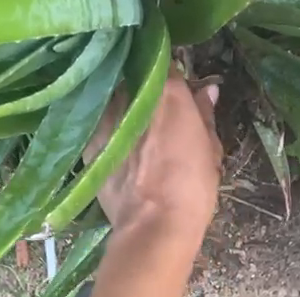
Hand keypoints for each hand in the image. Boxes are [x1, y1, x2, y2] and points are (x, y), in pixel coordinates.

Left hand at [87, 72, 221, 236]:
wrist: (154, 227)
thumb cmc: (191, 190)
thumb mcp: (210, 151)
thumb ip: (205, 116)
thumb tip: (207, 92)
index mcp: (168, 90)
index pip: (167, 67)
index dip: (170, 80)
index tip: (175, 96)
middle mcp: (132, 95)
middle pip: (136, 84)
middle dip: (143, 96)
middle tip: (154, 122)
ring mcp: (106, 120)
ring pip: (114, 106)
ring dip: (123, 116)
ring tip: (133, 141)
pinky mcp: (89, 146)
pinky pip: (98, 133)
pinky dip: (107, 139)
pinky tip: (117, 157)